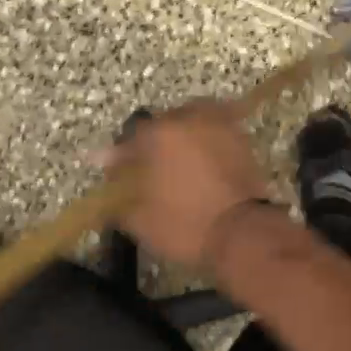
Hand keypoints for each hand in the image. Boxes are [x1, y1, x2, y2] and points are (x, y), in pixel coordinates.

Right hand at [107, 99, 268, 266]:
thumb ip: (118, 195)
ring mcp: (220, 124)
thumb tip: (108, 182)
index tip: (118, 173)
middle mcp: (190, 118)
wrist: (242, 232)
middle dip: (153, 142)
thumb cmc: (185, 225)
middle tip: (150, 167)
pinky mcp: (242, 137)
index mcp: (160, 134)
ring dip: (182, 137)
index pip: (131, 138)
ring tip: (179, 163)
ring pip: (192, 121)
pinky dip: (207, 140)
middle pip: (163, 124)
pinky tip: (203, 161)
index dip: (123, 157)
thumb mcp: (139, 219)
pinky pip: (217, 130)